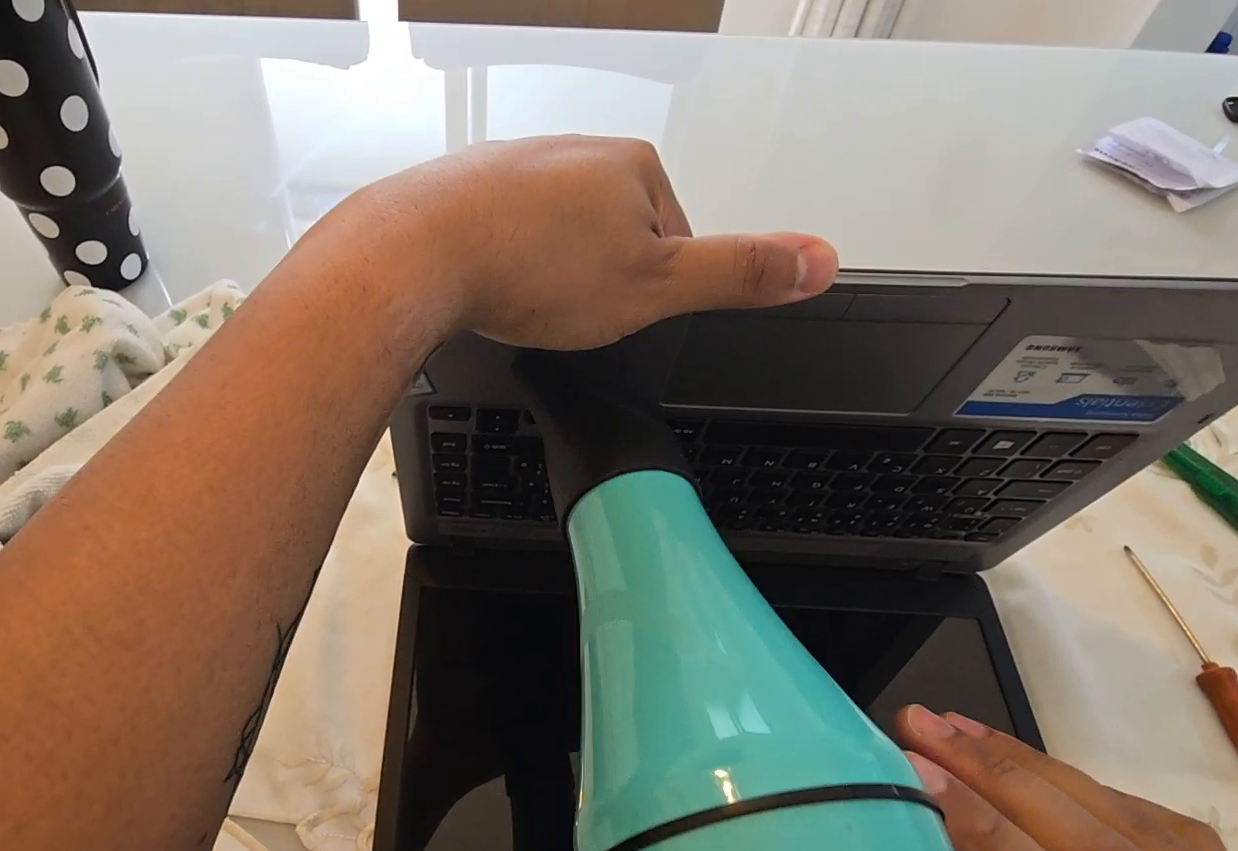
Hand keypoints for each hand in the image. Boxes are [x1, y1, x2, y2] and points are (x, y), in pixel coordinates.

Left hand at [331, 135, 838, 350]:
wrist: (419, 256)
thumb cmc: (530, 267)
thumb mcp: (654, 286)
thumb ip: (735, 274)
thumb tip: (817, 262)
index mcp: (632, 168)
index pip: (674, 235)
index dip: (651, 289)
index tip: (621, 309)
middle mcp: (575, 154)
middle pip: (612, 236)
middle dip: (596, 282)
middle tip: (568, 310)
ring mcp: (517, 167)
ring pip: (554, 238)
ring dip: (546, 275)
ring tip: (525, 299)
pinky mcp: (470, 189)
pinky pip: (504, 237)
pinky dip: (502, 266)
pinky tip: (490, 284)